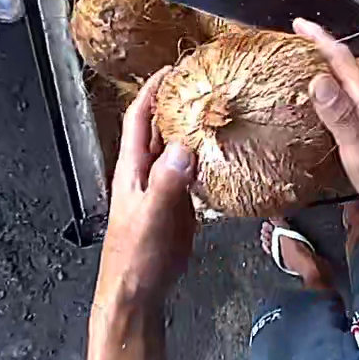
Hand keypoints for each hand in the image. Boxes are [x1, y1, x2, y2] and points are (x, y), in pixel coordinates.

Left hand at [95, 67, 197, 310]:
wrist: (139, 289)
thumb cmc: (136, 255)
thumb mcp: (151, 216)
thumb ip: (167, 182)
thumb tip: (185, 146)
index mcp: (132, 168)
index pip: (140, 119)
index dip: (152, 91)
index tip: (172, 69)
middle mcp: (147, 172)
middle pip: (162, 128)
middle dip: (178, 103)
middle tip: (206, 84)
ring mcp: (164, 187)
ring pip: (180, 149)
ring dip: (195, 130)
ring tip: (221, 111)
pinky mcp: (180, 204)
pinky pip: (194, 173)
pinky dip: (208, 159)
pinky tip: (226, 154)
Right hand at [294, 18, 358, 232]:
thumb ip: (340, 114)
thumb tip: (317, 79)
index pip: (342, 60)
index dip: (320, 39)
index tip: (299, 24)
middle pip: (344, 68)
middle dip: (319, 50)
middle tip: (295, 41)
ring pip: (345, 85)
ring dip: (324, 71)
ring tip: (302, 67)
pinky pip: (347, 103)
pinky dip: (330, 95)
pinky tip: (322, 105)